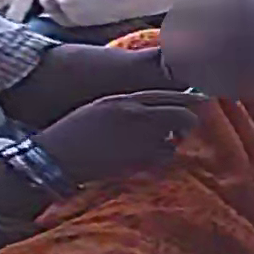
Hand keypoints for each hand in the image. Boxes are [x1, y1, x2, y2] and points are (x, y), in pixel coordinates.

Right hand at [33, 90, 204, 185]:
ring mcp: (141, 135)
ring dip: (171, 142)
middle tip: (180, 130)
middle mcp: (137, 114)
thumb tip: (159, 107)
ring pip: (177, 136)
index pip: (169, 95)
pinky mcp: (141, 156)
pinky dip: (161, 157)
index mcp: (125, 100)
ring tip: (154, 145)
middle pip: (184, 114)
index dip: (189, 98)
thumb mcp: (101, 108)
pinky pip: (166, 155)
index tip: (202, 101)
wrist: (52, 158)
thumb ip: (130, 104)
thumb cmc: (74, 133)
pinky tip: (146, 158)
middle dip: (188, 122)